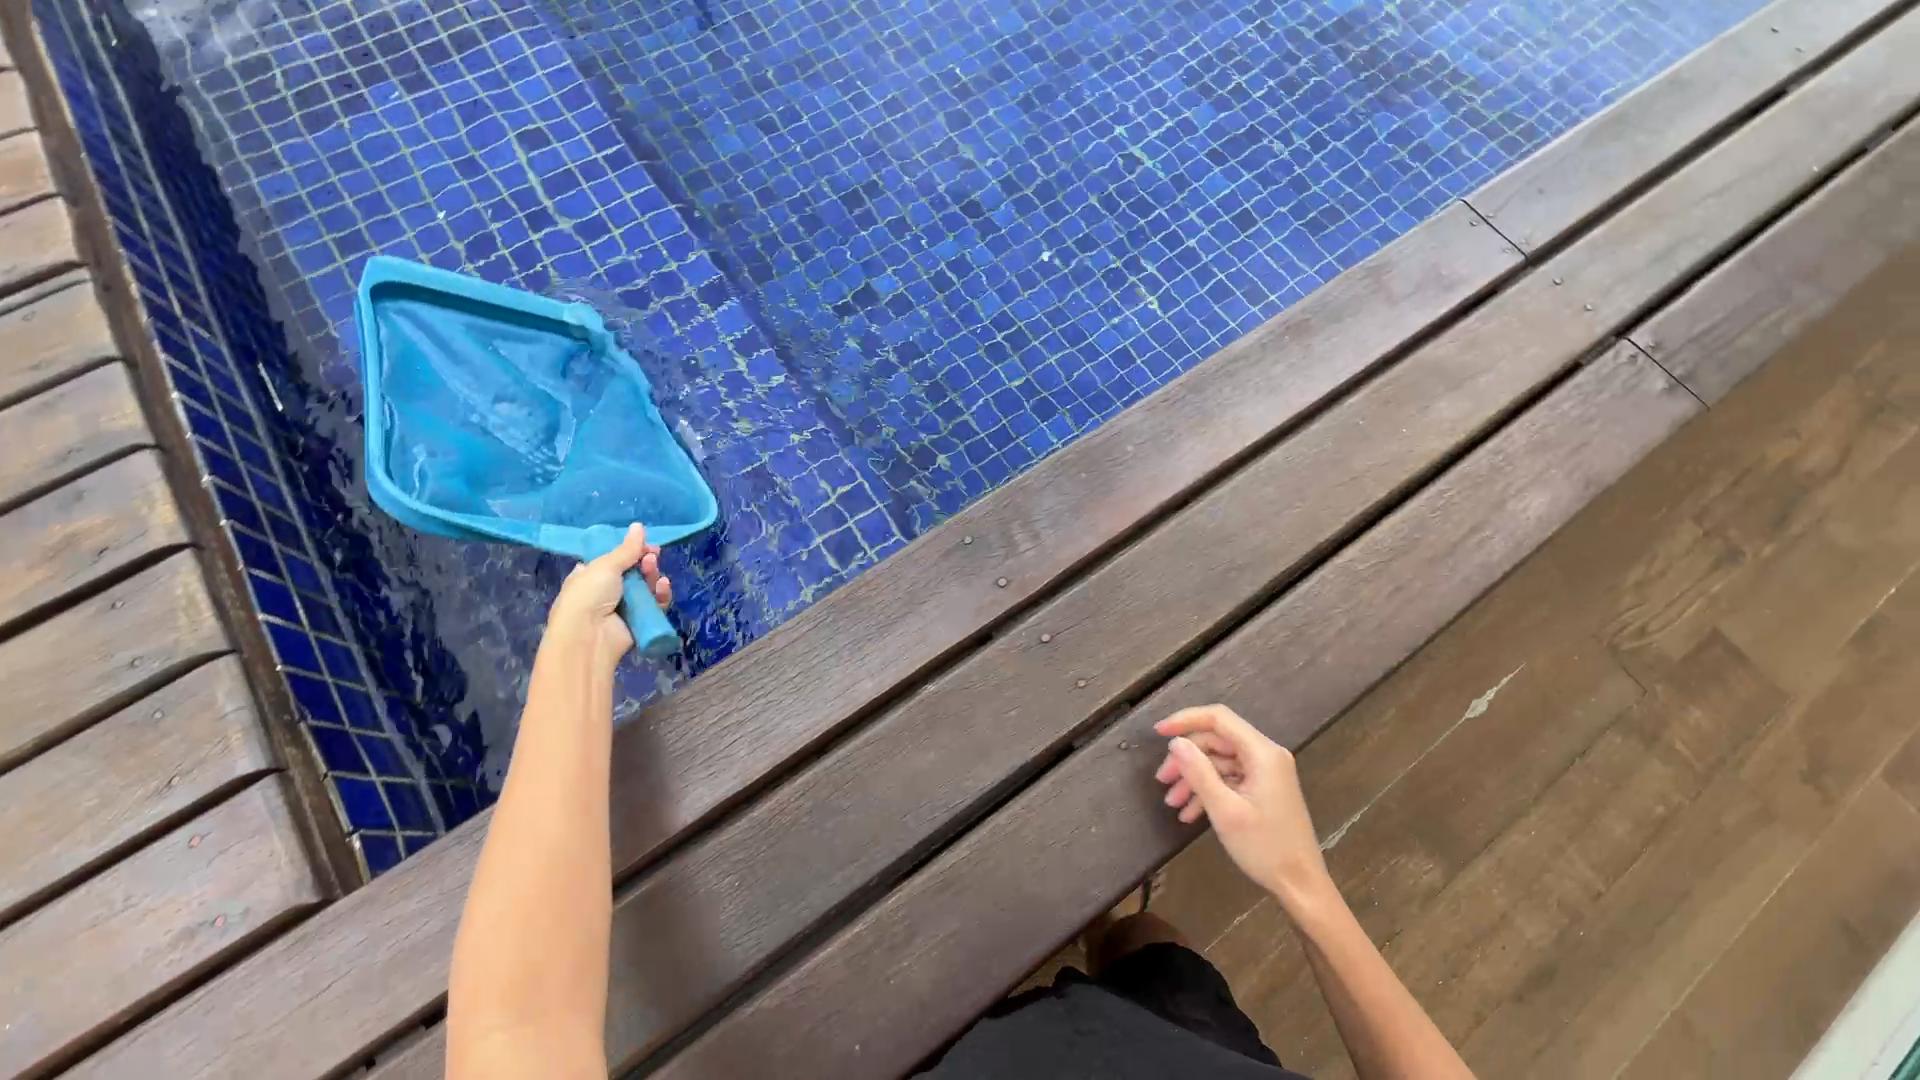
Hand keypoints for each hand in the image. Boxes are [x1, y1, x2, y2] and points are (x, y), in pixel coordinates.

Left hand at [547, 524, 672, 668]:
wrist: (588, 636)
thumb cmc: (589, 595)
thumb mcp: (605, 566)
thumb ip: (627, 548)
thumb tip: (639, 525)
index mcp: (590, 575)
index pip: (613, 559)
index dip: (629, 551)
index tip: (644, 545)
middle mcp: (605, 591)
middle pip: (633, 572)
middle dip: (644, 563)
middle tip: (652, 557)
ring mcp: (622, 608)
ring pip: (646, 588)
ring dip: (653, 577)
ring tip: (654, 572)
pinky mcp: (638, 622)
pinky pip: (654, 606)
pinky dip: (660, 596)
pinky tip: (663, 587)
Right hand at [1153, 704, 1333, 909]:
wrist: (1301, 885)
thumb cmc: (1265, 848)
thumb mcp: (1225, 811)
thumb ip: (1199, 772)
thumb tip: (1175, 742)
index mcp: (1262, 753)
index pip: (1218, 718)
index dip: (1185, 720)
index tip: (1158, 733)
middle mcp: (1266, 756)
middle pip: (1216, 741)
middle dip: (1186, 758)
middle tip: (1162, 780)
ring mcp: (1265, 773)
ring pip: (1219, 761)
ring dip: (1193, 778)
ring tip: (1172, 802)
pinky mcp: (1263, 789)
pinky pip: (1229, 779)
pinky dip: (1208, 791)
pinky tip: (1189, 813)